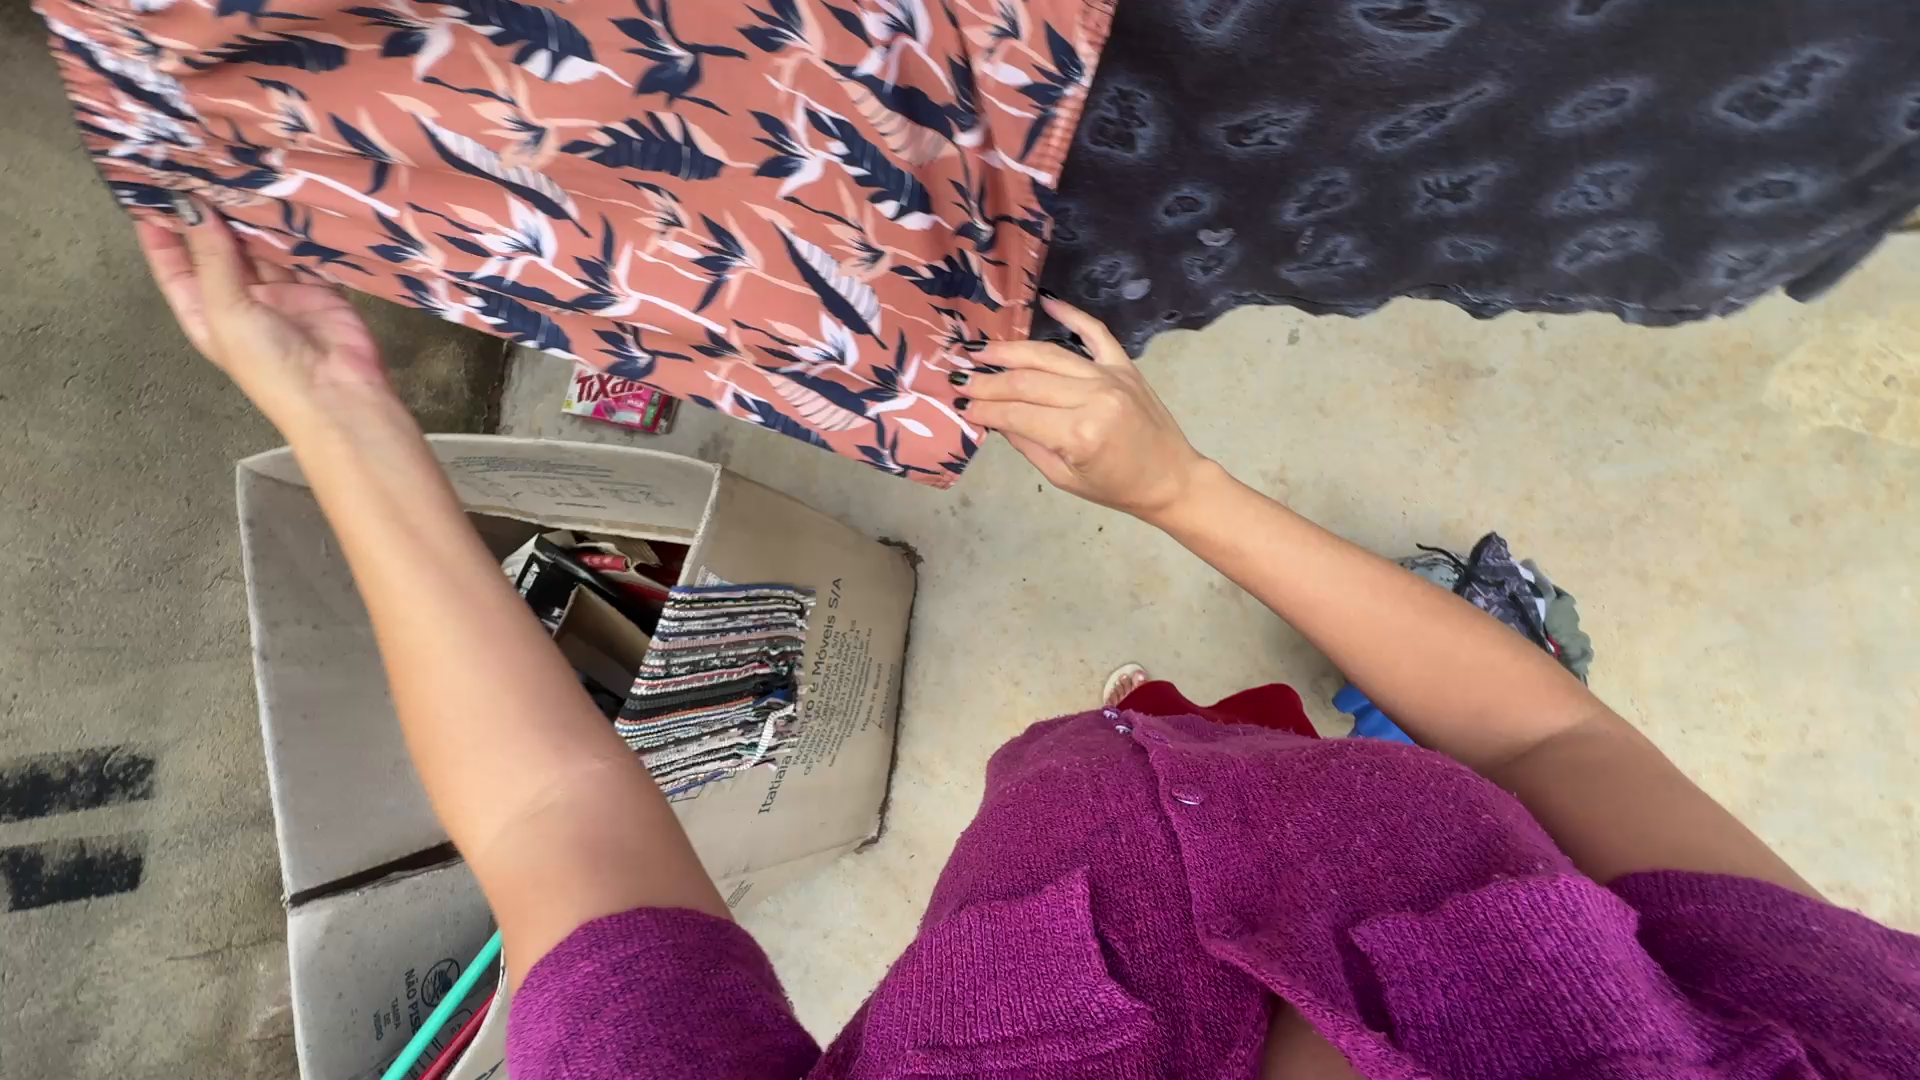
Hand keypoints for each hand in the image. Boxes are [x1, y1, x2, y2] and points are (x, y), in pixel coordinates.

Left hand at [134, 194, 389, 431]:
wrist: (339, 393)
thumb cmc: (270, 362)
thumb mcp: (226, 309)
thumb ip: (212, 257)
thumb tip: (191, 205)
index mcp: (205, 309)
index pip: (174, 261)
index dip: (162, 227)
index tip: (153, 185)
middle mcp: (243, 299)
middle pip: (221, 250)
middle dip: (213, 216)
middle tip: (205, 170)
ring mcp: (286, 295)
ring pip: (266, 250)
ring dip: (258, 222)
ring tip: (247, 179)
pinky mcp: (325, 293)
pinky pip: (310, 259)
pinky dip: (303, 237)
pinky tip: (293, 208)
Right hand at [962, 297, 1210, 520]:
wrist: (1171, 478)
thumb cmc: (1116, 488)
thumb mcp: (1064, 477)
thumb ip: (1027, 444)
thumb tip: (994, 417)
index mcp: (1078, 434)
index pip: (1017, 414)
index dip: (985, 407)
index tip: (960, 402)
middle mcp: (1093, 398)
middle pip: (1028, 381)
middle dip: (990, 380)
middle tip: (960, 377)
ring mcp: (1110, 377)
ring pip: (1050, 355)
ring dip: (1013, 351)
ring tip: (983, 350)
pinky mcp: (1124, 365)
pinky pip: (1095, 333)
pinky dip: (1071, 314)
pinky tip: (1046, 301)